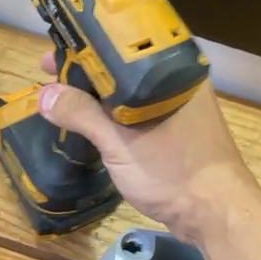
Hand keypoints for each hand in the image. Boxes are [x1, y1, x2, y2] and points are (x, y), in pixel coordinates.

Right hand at [34, 61, 247, 242]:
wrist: (216, 213)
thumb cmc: (173, 172)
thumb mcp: (121, 143)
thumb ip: (83, 115)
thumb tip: (44, 95)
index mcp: (172, 73)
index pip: (123, 46)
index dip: (86, 46)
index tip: (56, 50)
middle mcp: (177, 83)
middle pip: (124, 67)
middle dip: (86, 70)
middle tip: (51, 73)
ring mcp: (178, 108)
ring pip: (129, 91)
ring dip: (97, 94)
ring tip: (63, 96)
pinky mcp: (174, 131)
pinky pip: (137, 112)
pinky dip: (112, 113)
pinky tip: (91, 120)